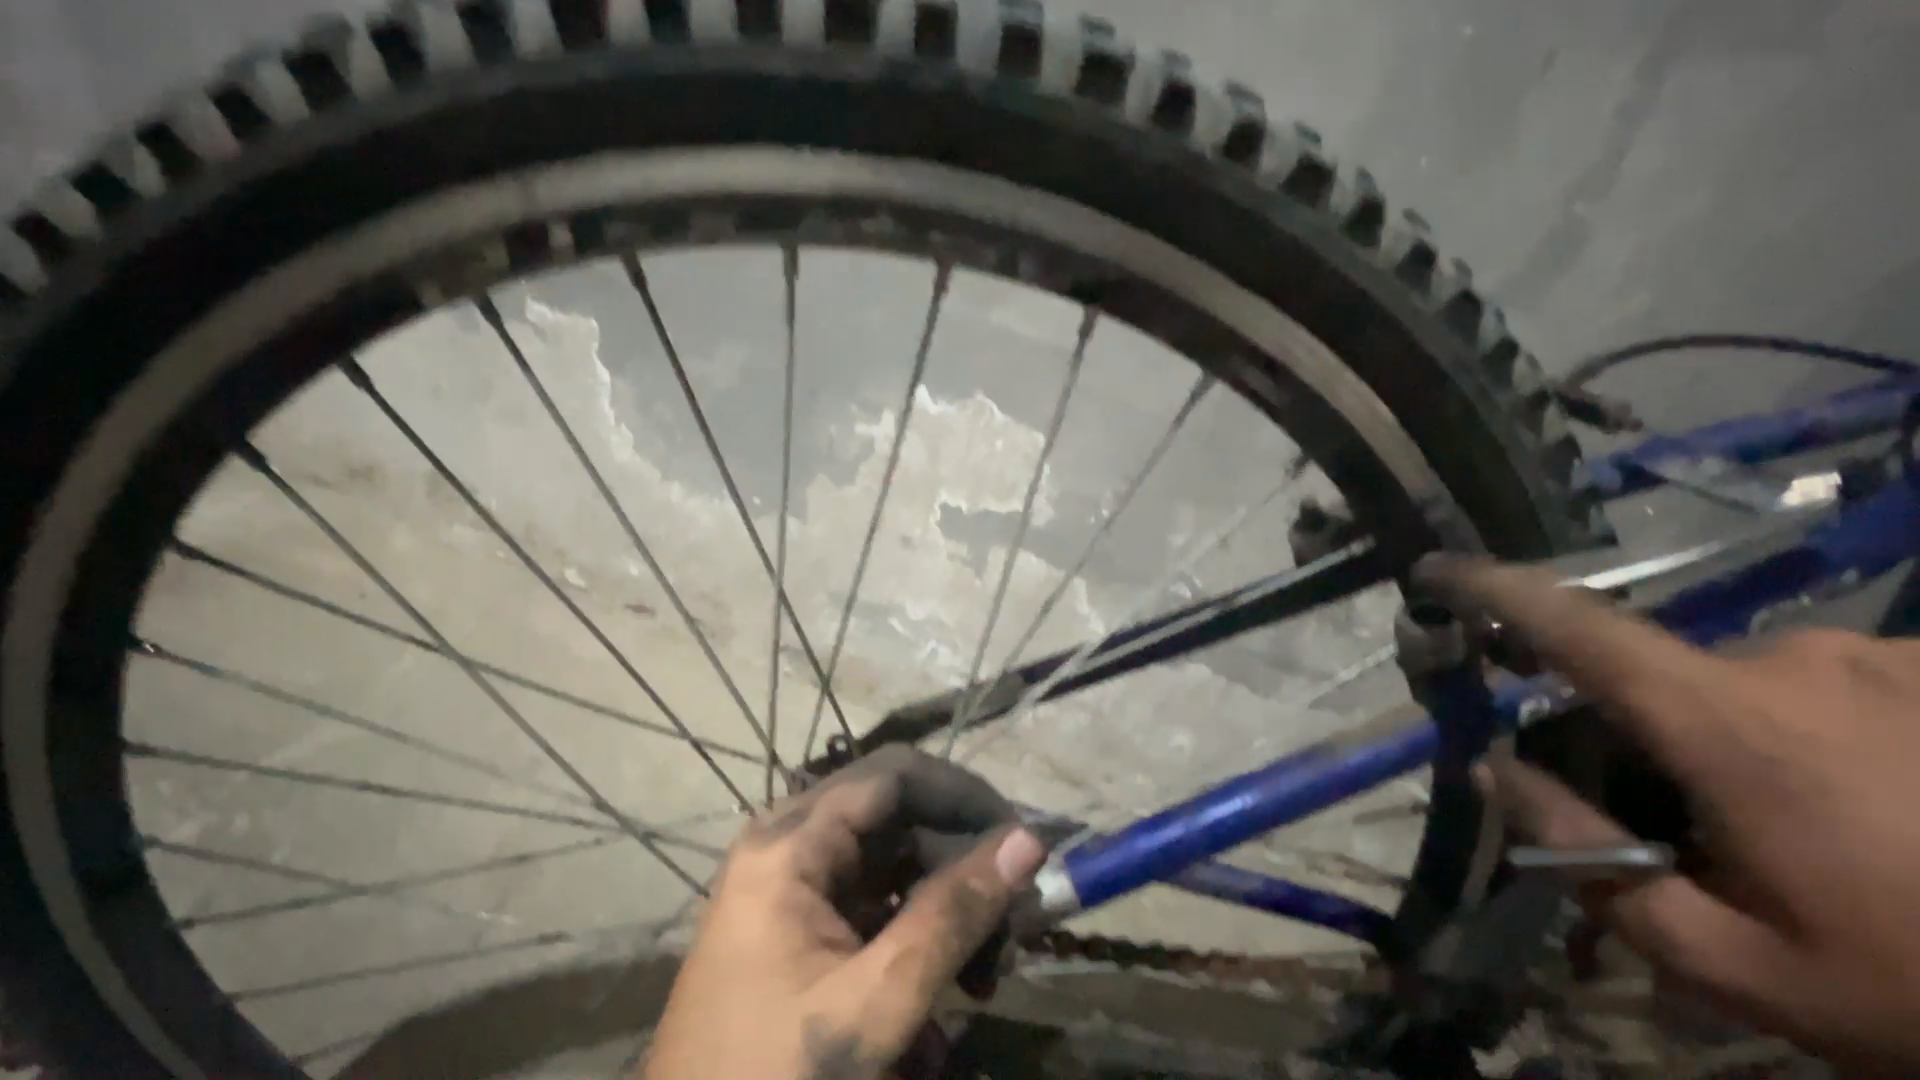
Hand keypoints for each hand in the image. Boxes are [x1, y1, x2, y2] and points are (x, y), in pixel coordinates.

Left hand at [642, 745, 1047, 1079]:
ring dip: (950, 906)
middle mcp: (790, 845)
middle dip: (965, 866)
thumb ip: (952, 917)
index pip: (895, 775)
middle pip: (899, 818)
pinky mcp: (803, 923)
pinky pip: (877, 902)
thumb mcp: (875, 1002)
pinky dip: (922, 933)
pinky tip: (954, 987)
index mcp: (790, 845)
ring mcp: (794, 885)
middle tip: (1016, 932)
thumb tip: (1028, 841)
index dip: (965, 796)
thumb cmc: (776, 1073)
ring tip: (989, 975)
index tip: (1024, 844)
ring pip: (895, 862)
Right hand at [1416, 555, 1919, 1073]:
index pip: (1576, 628)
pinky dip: (1800, 739)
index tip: (1432, 571)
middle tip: (1676, 833)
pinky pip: (1821, 689)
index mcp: (1732, 725)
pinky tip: (1866, 815)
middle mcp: (1797, 663)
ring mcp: (1882, 659)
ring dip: (1725, 744)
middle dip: (1633, 738)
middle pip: (1655, 677)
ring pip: (1739, 687)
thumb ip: (1592, 862)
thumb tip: (1496, 773)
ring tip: (1791, 839)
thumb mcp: (1736, 962)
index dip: (1492, 590)